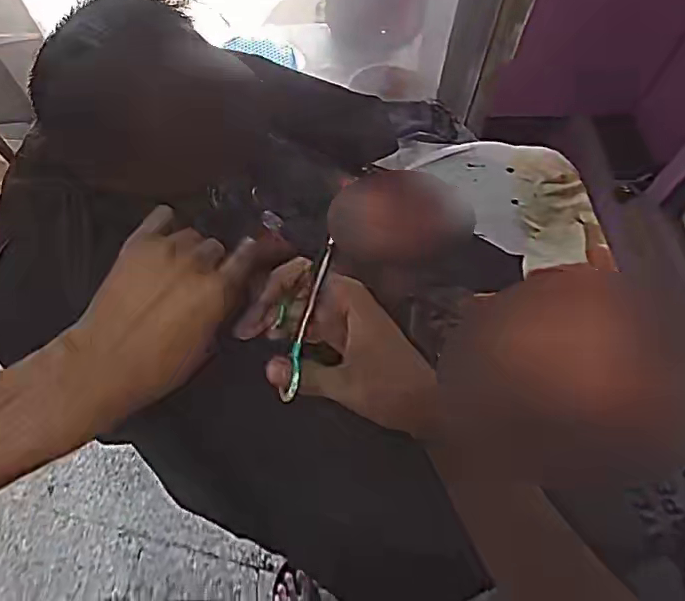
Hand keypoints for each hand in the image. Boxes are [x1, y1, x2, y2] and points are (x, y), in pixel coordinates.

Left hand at [59, 206, 260, 428]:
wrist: (104, 360)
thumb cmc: (152, 366)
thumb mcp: (203, 349)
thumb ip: (220, 312)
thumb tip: (226, 297)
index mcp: (216, 291)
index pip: (247, 257)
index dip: (251, 257)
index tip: (249, 258)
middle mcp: (194, 264)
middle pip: (216, 246)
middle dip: (212, 262)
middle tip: (199, 281)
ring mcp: (164, 249)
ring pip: (191, 233)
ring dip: (188, 248)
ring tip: (175, 268)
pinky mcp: (137, 243)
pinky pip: (162, 216)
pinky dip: (165, 224)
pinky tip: (162, 241)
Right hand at [237, 262, 438, 437]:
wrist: (438, 409)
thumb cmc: (396, 388)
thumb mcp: (347, 384)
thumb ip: (305, 373)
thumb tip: (269, 368)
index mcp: (347, 297)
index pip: (301, 274)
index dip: (274, 288)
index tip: (256, 309)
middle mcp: (344, 300)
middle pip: (296, 291)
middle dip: (269, 307)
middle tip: (246, 328)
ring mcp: (344, 317)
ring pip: (300, 310)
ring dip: (277, 322)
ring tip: (251, 335)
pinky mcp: (344, 336)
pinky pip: (310, 327)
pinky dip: (292, 337)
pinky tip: (275, 348)